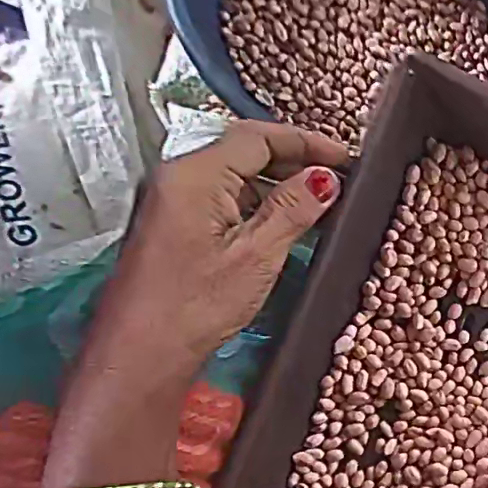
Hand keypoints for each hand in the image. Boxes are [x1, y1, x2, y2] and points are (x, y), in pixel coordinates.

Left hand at [107, 120, 347, 363]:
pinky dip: (257, 203)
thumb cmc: (196, 305)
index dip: (306, 142)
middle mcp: (178, 177)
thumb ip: (292, 211)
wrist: (142, 349)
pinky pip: (223, 198)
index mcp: (195, 176)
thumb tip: (325, 179)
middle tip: (338, 178)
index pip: (256, 138)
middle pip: (243, 151)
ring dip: (277, 183)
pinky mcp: (174, 224)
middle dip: (293, 159)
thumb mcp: (256, 256)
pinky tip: (284, 222)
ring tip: (319, 200)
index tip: (345, 158)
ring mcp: (173, 200)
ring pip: (234, 176)